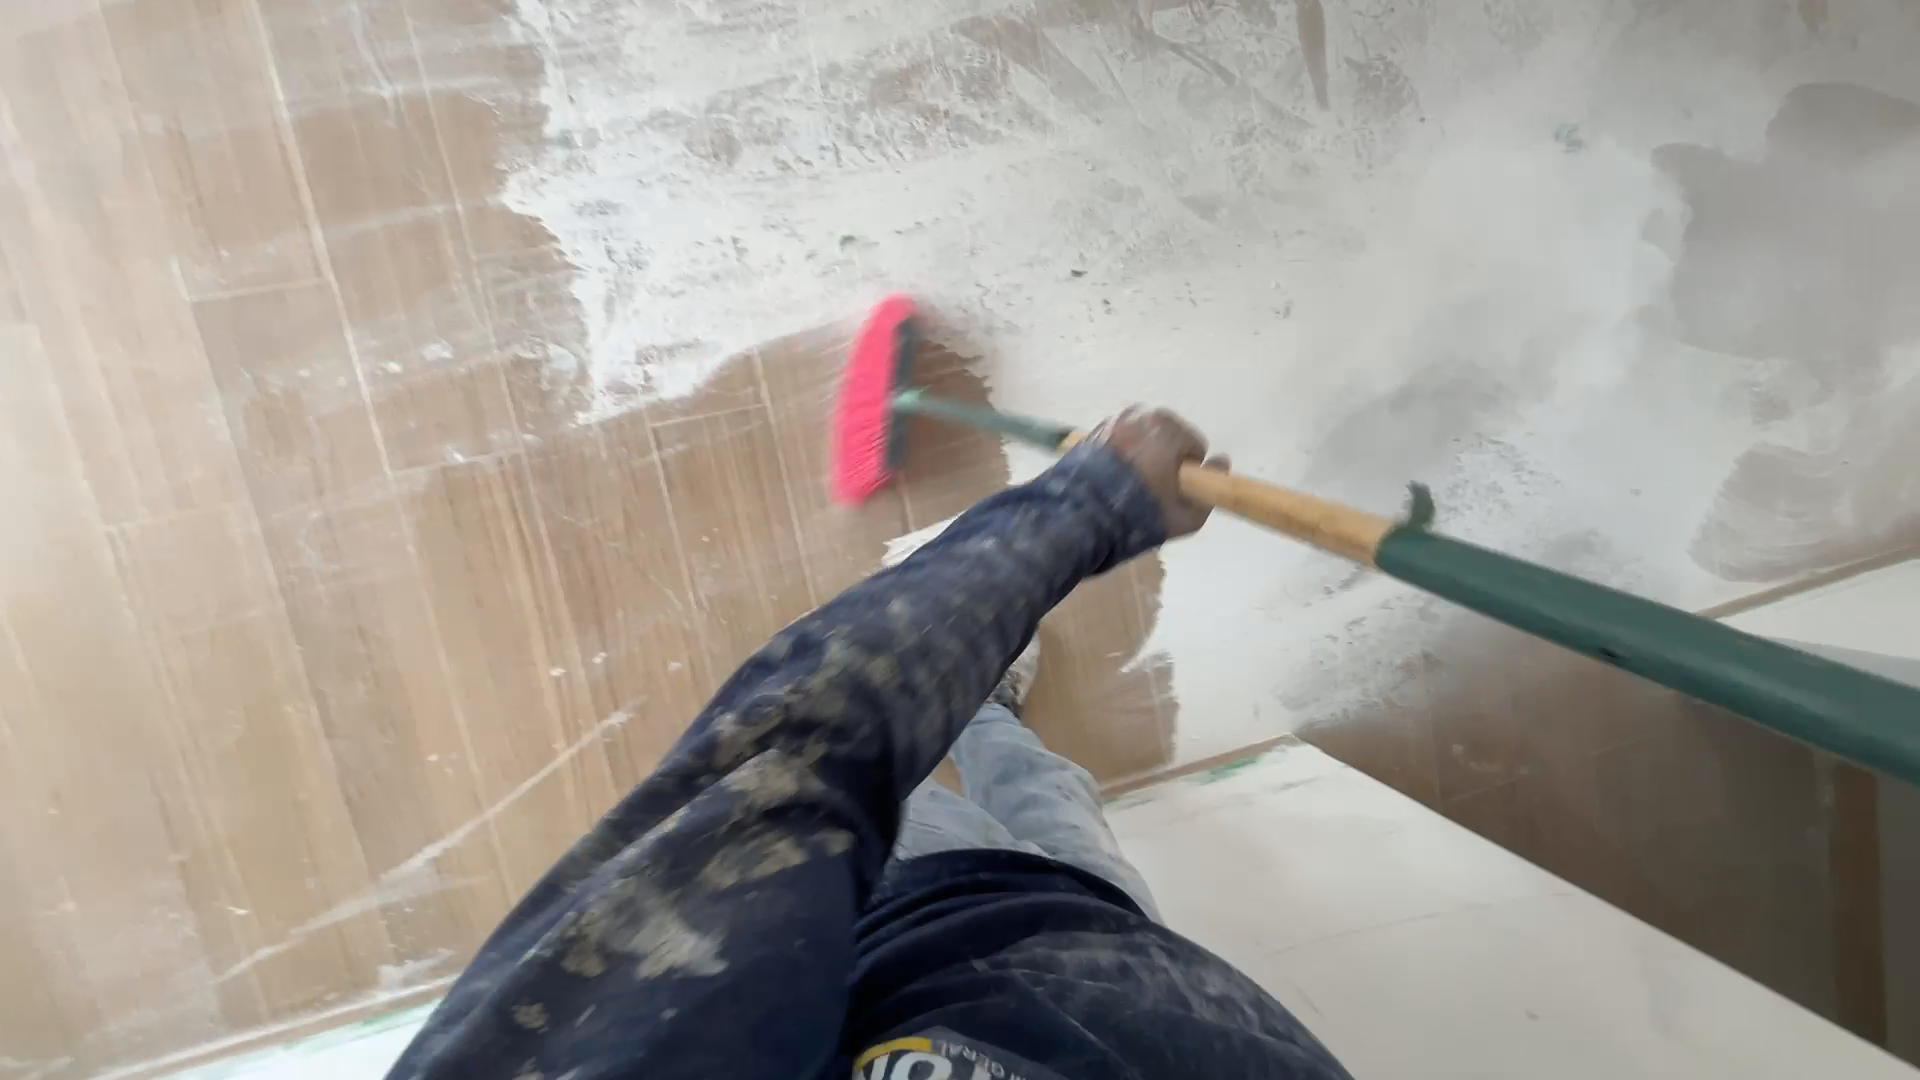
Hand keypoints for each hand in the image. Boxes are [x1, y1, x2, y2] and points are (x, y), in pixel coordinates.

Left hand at [1086, 406, 1228, 539]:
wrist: (1081, 517)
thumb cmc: (1140, 514)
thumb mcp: (1187, 514)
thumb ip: (1212, 486)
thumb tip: (1221, 462)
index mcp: (1169, 427)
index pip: (1194, 447)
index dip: (1187, 474)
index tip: (1171, 493)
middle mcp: (1141, 415)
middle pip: (1167, 439)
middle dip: (1163, 460)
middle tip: (1148, 491)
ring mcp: (1113, 421)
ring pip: (1141, 439)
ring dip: (1141, 457)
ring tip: (1127, 487)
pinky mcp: (1091, 433)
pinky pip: (1118, 442)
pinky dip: (1119, 456)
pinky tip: (1110, 480)